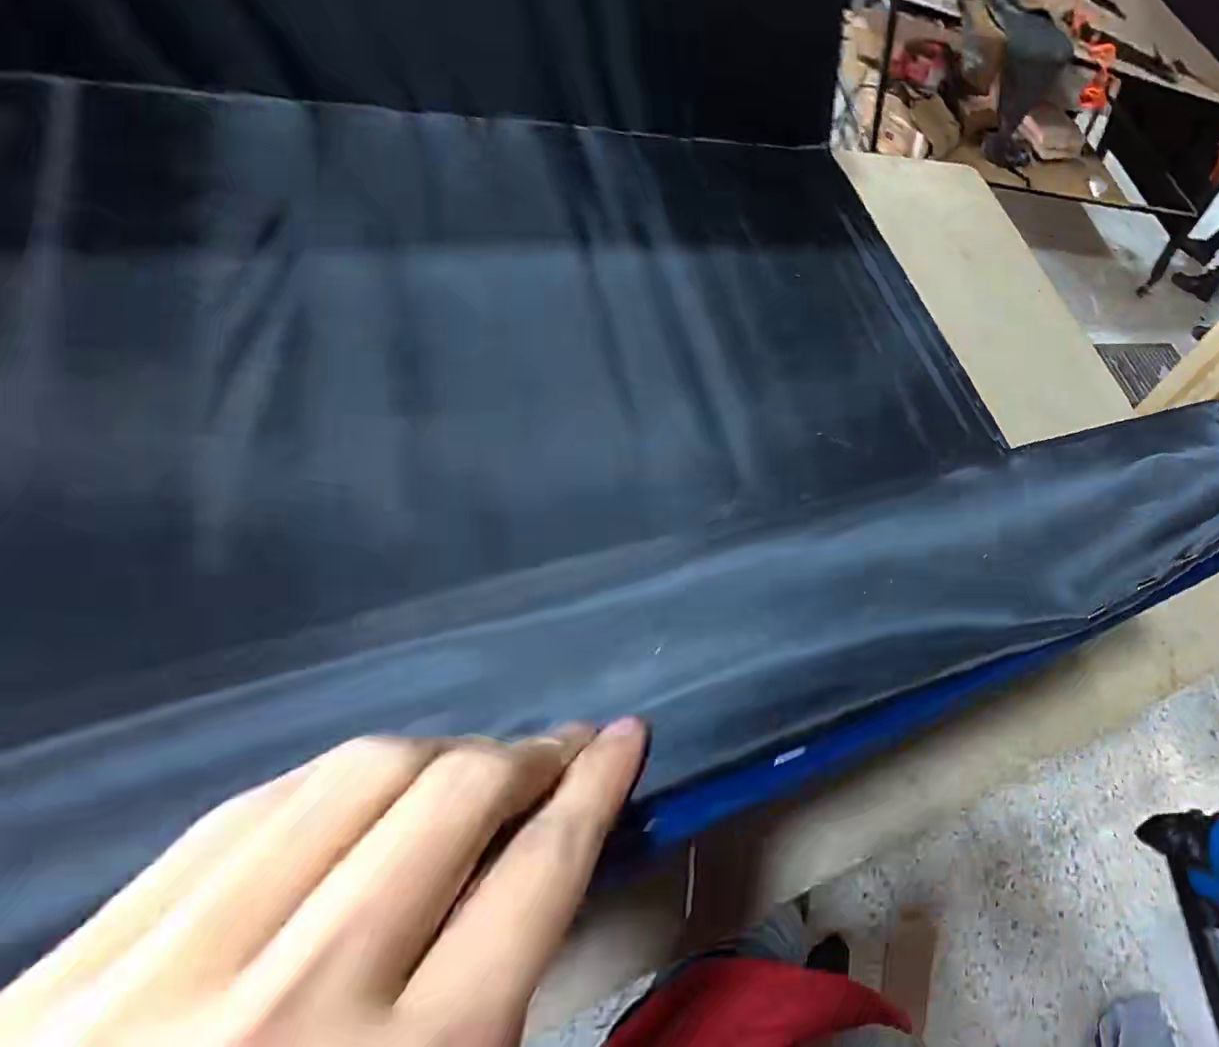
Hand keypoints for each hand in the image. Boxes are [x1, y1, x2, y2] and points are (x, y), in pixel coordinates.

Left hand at [0, 720, 649, 1046]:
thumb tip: (542, 844)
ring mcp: (147, 993)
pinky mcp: (44, 988)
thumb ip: (506, 979)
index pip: (543, 863)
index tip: (627, 737)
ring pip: (353, 778)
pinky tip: (365, 794)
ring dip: (445, 751)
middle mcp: (290, 1014)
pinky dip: (334, 783)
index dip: (600, 781)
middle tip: (561, 750)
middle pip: (457, 794)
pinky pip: (241, 814)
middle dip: (533, 753)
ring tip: (472, 764)